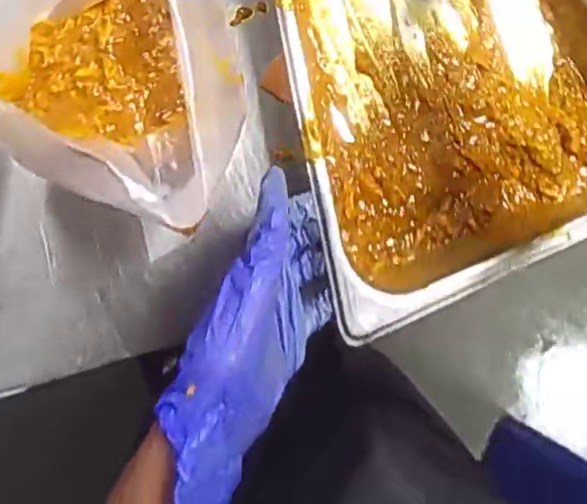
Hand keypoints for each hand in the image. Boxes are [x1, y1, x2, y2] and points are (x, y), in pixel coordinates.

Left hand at [155, 167, 331, 503]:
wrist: (221, 406)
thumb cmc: (232, 338)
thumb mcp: (253, 278)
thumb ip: (267, 233)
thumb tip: (274, 179)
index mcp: (260, 259)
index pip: (287, 218)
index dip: (309, 202)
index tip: (337, 184)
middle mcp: (273, 276)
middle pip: (305, 243)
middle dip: (329, 227)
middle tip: (362, 212)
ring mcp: (286, 303)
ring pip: (316, 269)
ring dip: (336, 257)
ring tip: (365, 242)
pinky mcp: (296, 329)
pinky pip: (321, 302)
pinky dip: (338, 292)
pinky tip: (356, 285)